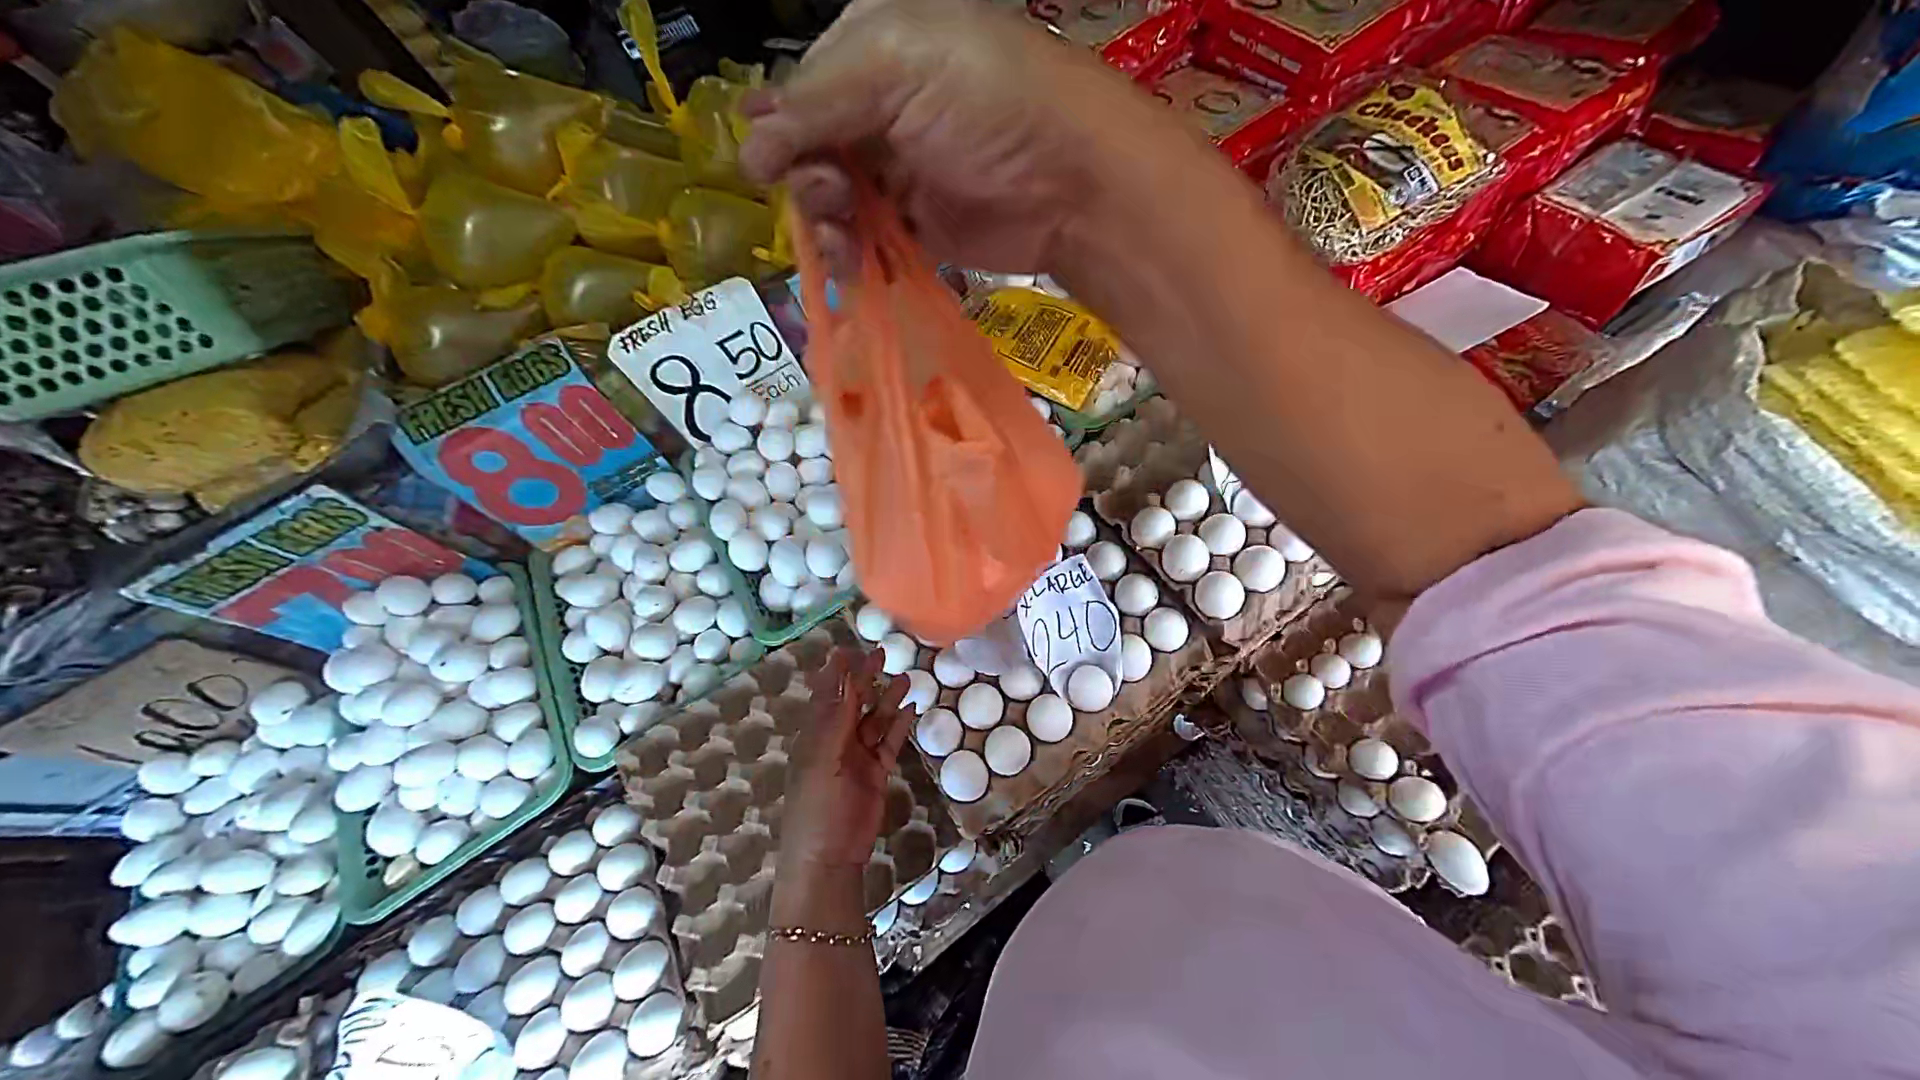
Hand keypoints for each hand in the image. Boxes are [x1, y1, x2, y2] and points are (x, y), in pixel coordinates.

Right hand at [739, 0, 1185, 274]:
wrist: (1070, 182)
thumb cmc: (990, 103)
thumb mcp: (899, 66)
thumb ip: (818, 101)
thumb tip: (747, 146)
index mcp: (873, 45)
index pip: (801, 90)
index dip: (785, 129)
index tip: (776, 163)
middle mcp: (880, 108)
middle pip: (811, 150)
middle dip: (809, 178)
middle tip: (832, 196)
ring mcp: (898, 172)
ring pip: (832, 202)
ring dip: (825, 224)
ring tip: (843, 239)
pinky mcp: (916, 227)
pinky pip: (864, 242)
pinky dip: (852, 256)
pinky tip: (854, 265)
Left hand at [779, 647, 911, 872]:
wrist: (830, 858)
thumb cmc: (817, 807)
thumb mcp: (822, 758)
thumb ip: (836, 718)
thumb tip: (844, 675)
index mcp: (816, 735)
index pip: (827, 694)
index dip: (837, 671)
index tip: (851, 648)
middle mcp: (836, 740)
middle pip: (854, 702)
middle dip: (866, 678)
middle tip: (883, 655)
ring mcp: (858, 756)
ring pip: (876, 719)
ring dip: (888, 699)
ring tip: (906, 677)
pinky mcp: (877, 772)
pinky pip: (890, 741)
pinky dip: (900, 725)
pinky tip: (912, 708)